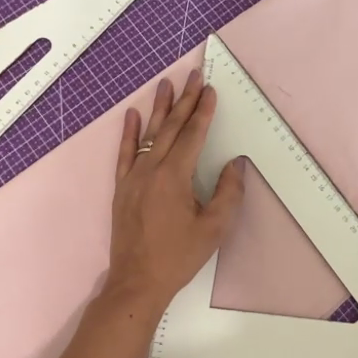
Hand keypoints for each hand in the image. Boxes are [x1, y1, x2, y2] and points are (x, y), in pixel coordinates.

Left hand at [104, 70, 246, 310]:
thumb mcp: (214, 228)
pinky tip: (131, 115)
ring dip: (158, 108)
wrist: (136, 282)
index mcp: (175, 176)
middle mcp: (152, 169)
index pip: (193, 135)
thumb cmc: (178, 256)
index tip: (210, 90)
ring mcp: (133, 177)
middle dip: (184, 100)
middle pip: (171, 127)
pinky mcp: (122, 187)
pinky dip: (128, 132)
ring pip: (149, 134)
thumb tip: (236, 164)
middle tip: (193, 75)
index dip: (203, 111)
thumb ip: (228, 193)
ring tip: (165, 83)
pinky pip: (124, 153)